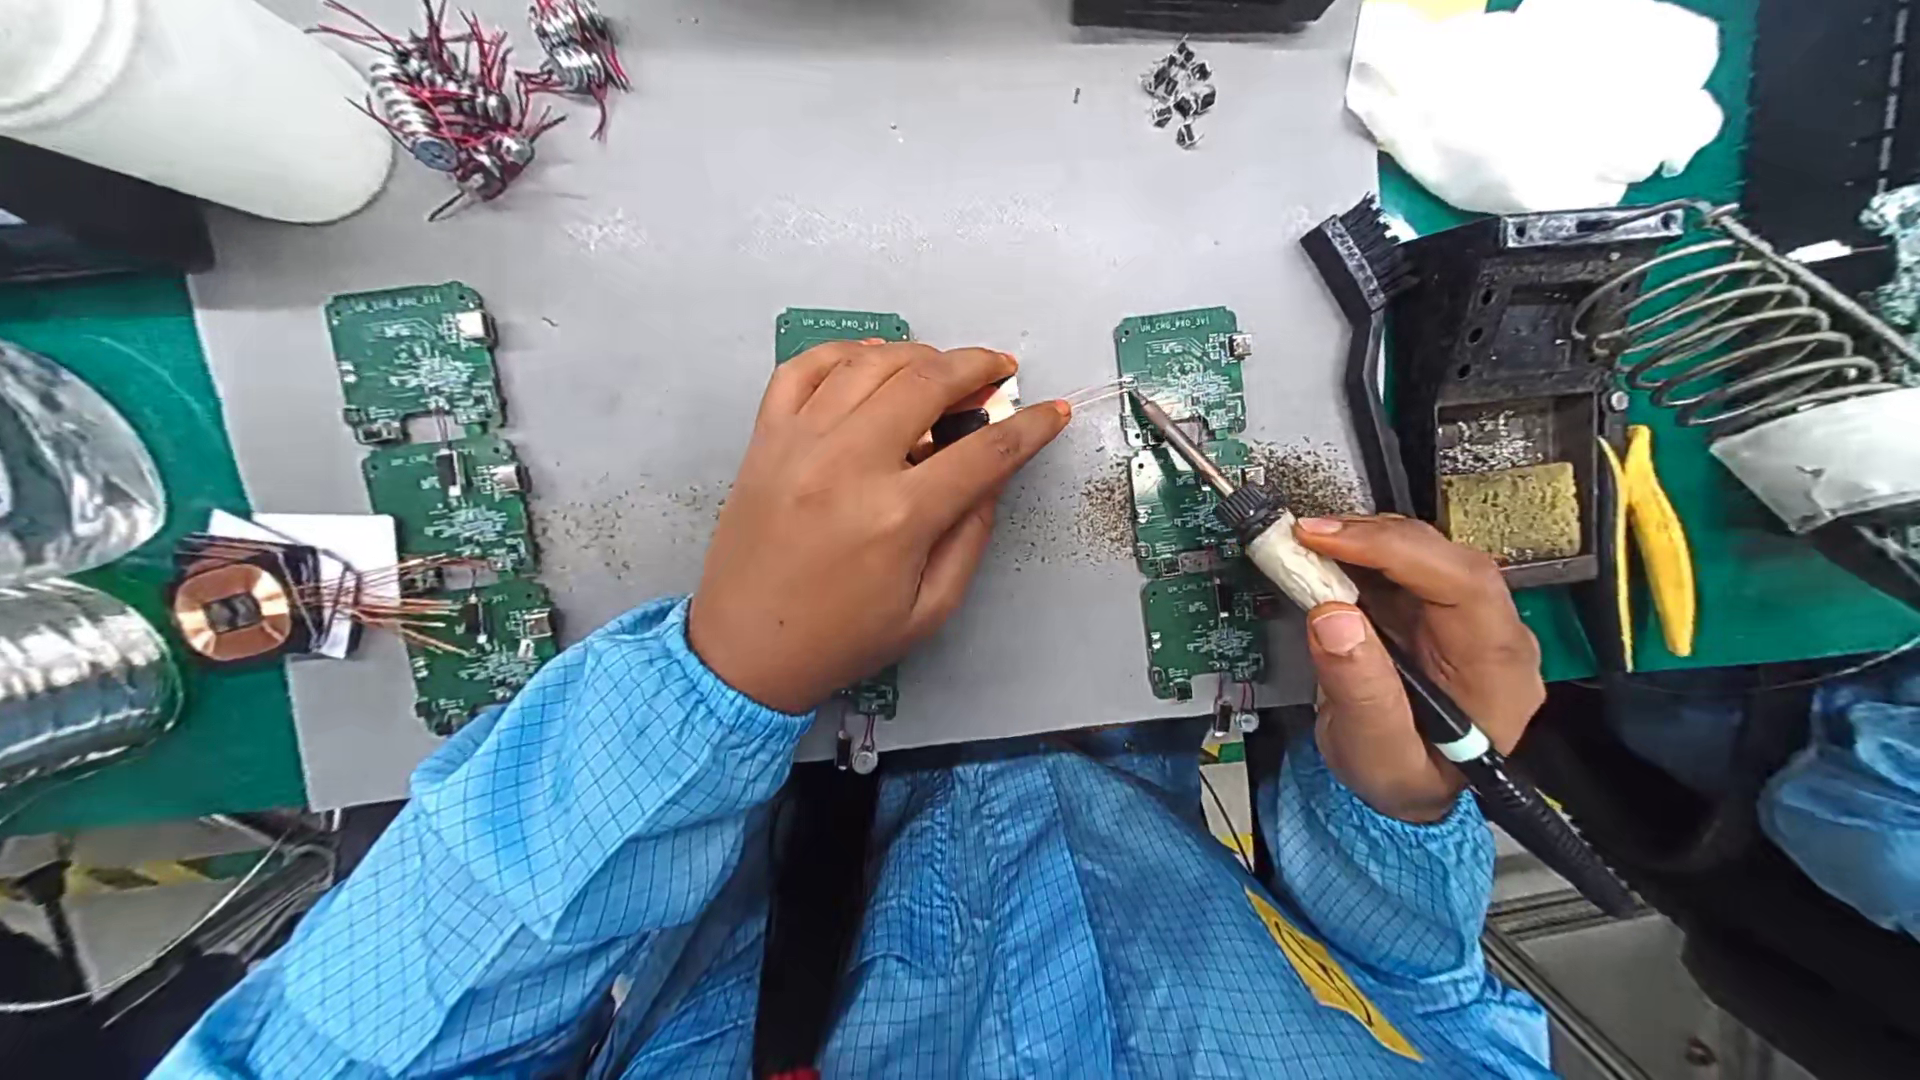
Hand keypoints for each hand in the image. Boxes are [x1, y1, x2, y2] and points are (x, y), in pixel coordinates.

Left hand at [689, 342, 1070, 713]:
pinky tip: (871, 362)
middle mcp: (849, 465)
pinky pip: (803, 369)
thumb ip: (971, 535)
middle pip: (928, 383)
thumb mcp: (930, 607)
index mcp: (899, 517)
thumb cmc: (843, 640)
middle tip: (999, 371)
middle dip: (977, 367)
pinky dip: (843, 352)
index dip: (1029, 428)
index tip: (1052, 412)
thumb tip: (994, 474)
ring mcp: (800, 444)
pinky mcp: (765, 439)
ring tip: (943, 368)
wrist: (745, 651)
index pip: (985, 453)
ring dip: (919, 354)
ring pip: (870, 363)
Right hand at [1293, 515, 1544, 822]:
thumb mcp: (1379, 755)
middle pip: (1441, 557)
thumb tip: (1332, 618)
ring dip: (1356, 540)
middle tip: (1302, 536)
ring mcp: (1455, 618)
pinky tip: (1319, 557)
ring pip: (1417, 552)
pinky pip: (1391, 566)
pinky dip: (1350, 553)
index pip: (1462, 583)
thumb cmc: (1405, 778)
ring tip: (1302, 545)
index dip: (1393, 550)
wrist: (1405, 787)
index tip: (1325, 539)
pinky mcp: (1422, 611)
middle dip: (1368, 537)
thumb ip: (1361, 694)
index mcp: (1497, 669)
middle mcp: (1487, 633)